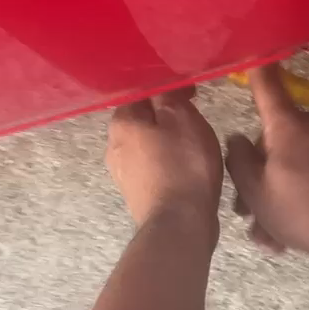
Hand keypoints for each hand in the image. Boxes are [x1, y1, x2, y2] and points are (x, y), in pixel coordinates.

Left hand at [106, 88, 222, 230]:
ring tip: (193, 146)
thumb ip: (169, 95)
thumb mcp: (182, 118)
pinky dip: (167, 163)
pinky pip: (152, 168)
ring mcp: (123, 173)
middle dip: (165, 117)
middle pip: (142, 120)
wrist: (178, 224)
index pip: (141, 93)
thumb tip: (162, 85)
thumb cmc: (184, 165)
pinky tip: (186, 169)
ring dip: (166, 141)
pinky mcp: (136, 194)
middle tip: (195, 119)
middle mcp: (113, 146)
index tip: (192, 95)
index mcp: (122, 123)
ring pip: (146, 145)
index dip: (167, 89)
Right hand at [224, 66, 308, 260]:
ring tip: (268, 236)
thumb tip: (237, 138)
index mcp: (288, 124)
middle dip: (258, 174)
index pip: (267, 83)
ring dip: (275, 195)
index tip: (251, 48)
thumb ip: (239, 160)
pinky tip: (287, 237)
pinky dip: (297, 197)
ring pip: (291, 163)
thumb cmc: (302, 212)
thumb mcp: (257, 192)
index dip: (255, 66)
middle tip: (248, 213)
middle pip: (274, 138)